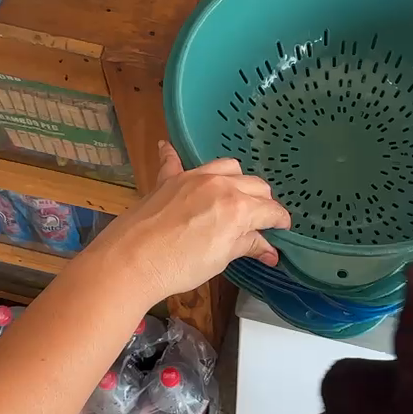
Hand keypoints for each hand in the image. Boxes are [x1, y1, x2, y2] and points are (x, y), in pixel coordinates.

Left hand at [83, 142, 291, 303]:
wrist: (131, 261)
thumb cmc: (179, 266)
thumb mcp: (220, 259)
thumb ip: (247, 246)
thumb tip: (269, 249)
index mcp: (239, 208)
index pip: (271, 210)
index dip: (280, 222)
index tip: (281, 229)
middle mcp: (220, 185)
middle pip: (255, 185)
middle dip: (262, 202)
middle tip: (258, 221)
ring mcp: (193, 177)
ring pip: (228, 167)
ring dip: (237, 180)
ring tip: (233, 196)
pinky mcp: (168, 179)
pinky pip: (174, 159)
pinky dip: (175, 155)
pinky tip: (168, 147)